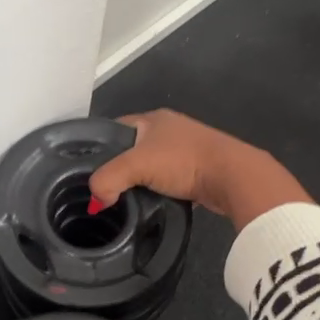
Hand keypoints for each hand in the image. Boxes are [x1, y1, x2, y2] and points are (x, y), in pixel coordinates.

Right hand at [88, 109, 312, 230]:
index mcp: (152, 119)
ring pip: (149, 165)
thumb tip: (97, 199)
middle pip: (131, 149)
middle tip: (103, 189)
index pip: (114, 129)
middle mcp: (168, 129)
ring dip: (138, 180)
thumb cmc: (183, 161)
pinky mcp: (196, 168)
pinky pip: (166, 178)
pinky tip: (148, 201)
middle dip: (117, 168)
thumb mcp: (136, 166)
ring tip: (123, 198)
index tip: (86, 170)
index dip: (98, 147)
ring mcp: (184, 148)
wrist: (232, 176)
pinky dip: (156, 189)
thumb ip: (108, 179)